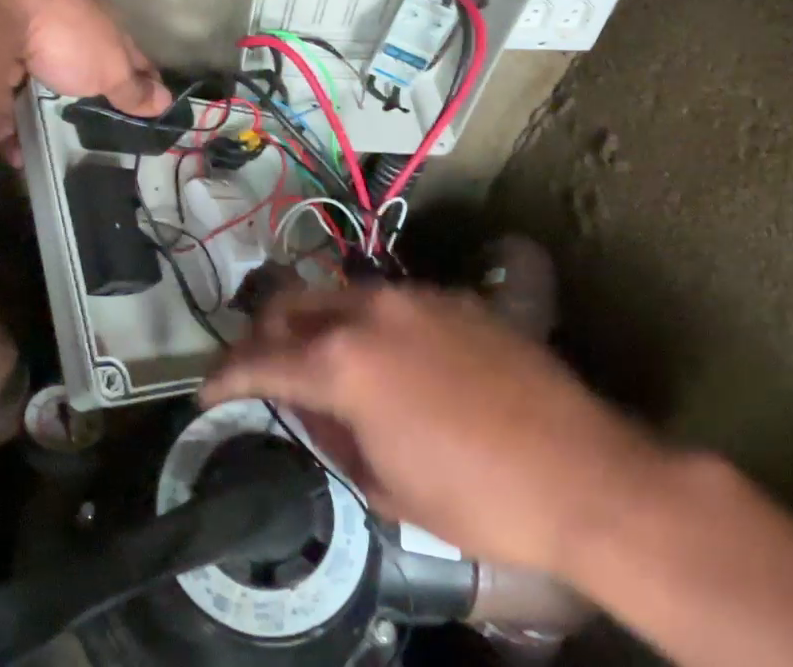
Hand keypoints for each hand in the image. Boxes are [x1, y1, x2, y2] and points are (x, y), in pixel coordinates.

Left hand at [0, 0, 170, 164]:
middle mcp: (53, 23)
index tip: (147, 103)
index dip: (138, 75)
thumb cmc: (64, 35)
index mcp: (91, 16)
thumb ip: (134, 87)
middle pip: (75, 63)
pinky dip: (8, 126)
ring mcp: (15, 40)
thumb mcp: (110, 66)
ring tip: (49, 147)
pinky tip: (15, 152)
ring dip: (38, 113)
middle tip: (91, 129)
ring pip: (32, 82)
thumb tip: (164, 102)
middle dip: (81, 91)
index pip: (125, 48)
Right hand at [201, 284, 668, 574]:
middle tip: (252, 367)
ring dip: (311, 321)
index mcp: (342, 362)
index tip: (206, 395)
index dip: (223, 379)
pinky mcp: (457, 300)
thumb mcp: (384, 484)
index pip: (259, 360)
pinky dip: (362, 322)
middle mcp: (371, 312)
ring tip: (309, 355)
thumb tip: (309, 409)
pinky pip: (388, 301)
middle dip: (259, 335)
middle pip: (289, 306)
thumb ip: (331, 435)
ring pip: (338, 294)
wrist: (586, 476)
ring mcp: (417, 299)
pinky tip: (375, 353)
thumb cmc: (477, 498)